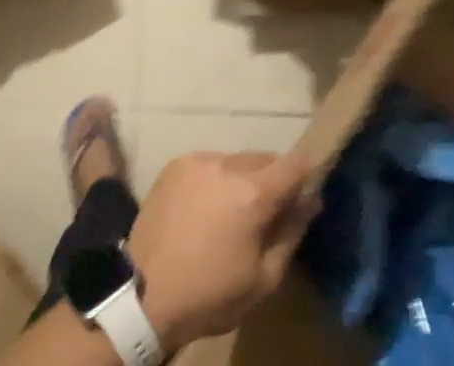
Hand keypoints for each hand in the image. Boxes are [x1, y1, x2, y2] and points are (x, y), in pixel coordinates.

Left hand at [126, 151, 320, 347]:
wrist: (142, 294)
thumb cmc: (211, 293)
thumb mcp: (264, 278)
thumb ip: (292, 232)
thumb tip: (310, 200)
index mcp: (253, 193)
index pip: (296, 163)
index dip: (307, 175)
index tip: (304, 194)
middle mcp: (226, 165)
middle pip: (265, 159)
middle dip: (273, 181)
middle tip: (267, 214)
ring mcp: (197, 161)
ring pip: (236, 160)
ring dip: (243, 179)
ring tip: (231, 213)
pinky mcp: (174, 166)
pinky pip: (209, 163)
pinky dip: (216, 179)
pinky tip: (206, 208)